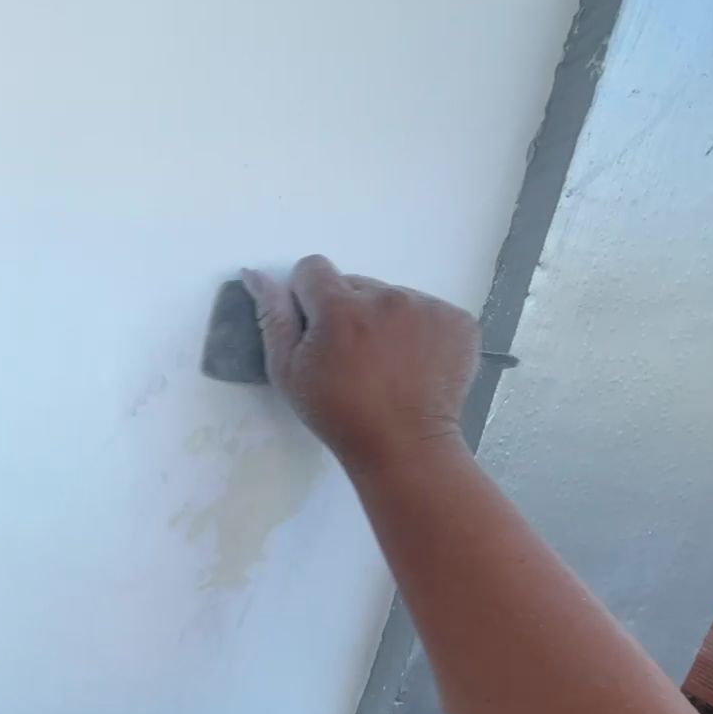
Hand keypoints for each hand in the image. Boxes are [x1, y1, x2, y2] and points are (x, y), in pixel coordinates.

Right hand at [241, 255, 480, 477]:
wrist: (403, 445)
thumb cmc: (335, 412)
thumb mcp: (287, 371)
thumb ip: (273, 317)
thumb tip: (255, 274)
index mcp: (340, 308)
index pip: (312, 269)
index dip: (304, 296)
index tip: (312, 328)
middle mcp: (387, 297)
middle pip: (353, 283)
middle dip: (344, 309)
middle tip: (346, 354)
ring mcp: (428, 306)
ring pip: (389, 296)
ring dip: (379, 319)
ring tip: (380, 361)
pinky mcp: (457, 320)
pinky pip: (425, 310)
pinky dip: (414, 330)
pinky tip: (408, 362)